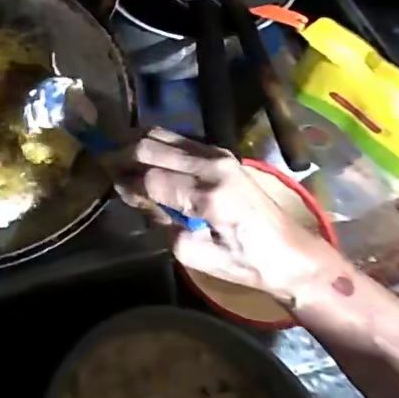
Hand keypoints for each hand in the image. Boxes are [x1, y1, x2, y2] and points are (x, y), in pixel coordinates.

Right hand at [114, 129, 344, 302]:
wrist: (292, 251)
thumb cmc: (248, 263)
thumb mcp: (198, 258)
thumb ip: (164, 227)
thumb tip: (141, 200)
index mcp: (208, 196)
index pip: (150, 179)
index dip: (125, 183)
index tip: (112, 188)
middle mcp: (212, 165)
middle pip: (150, 146)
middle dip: (122, 156)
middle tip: (106, 168)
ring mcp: (218, 153)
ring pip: (162, 134)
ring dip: (137, 144)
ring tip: (122, 160)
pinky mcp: (221, 151)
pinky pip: (178, 137)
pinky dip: (156, 143)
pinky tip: (146, 157)